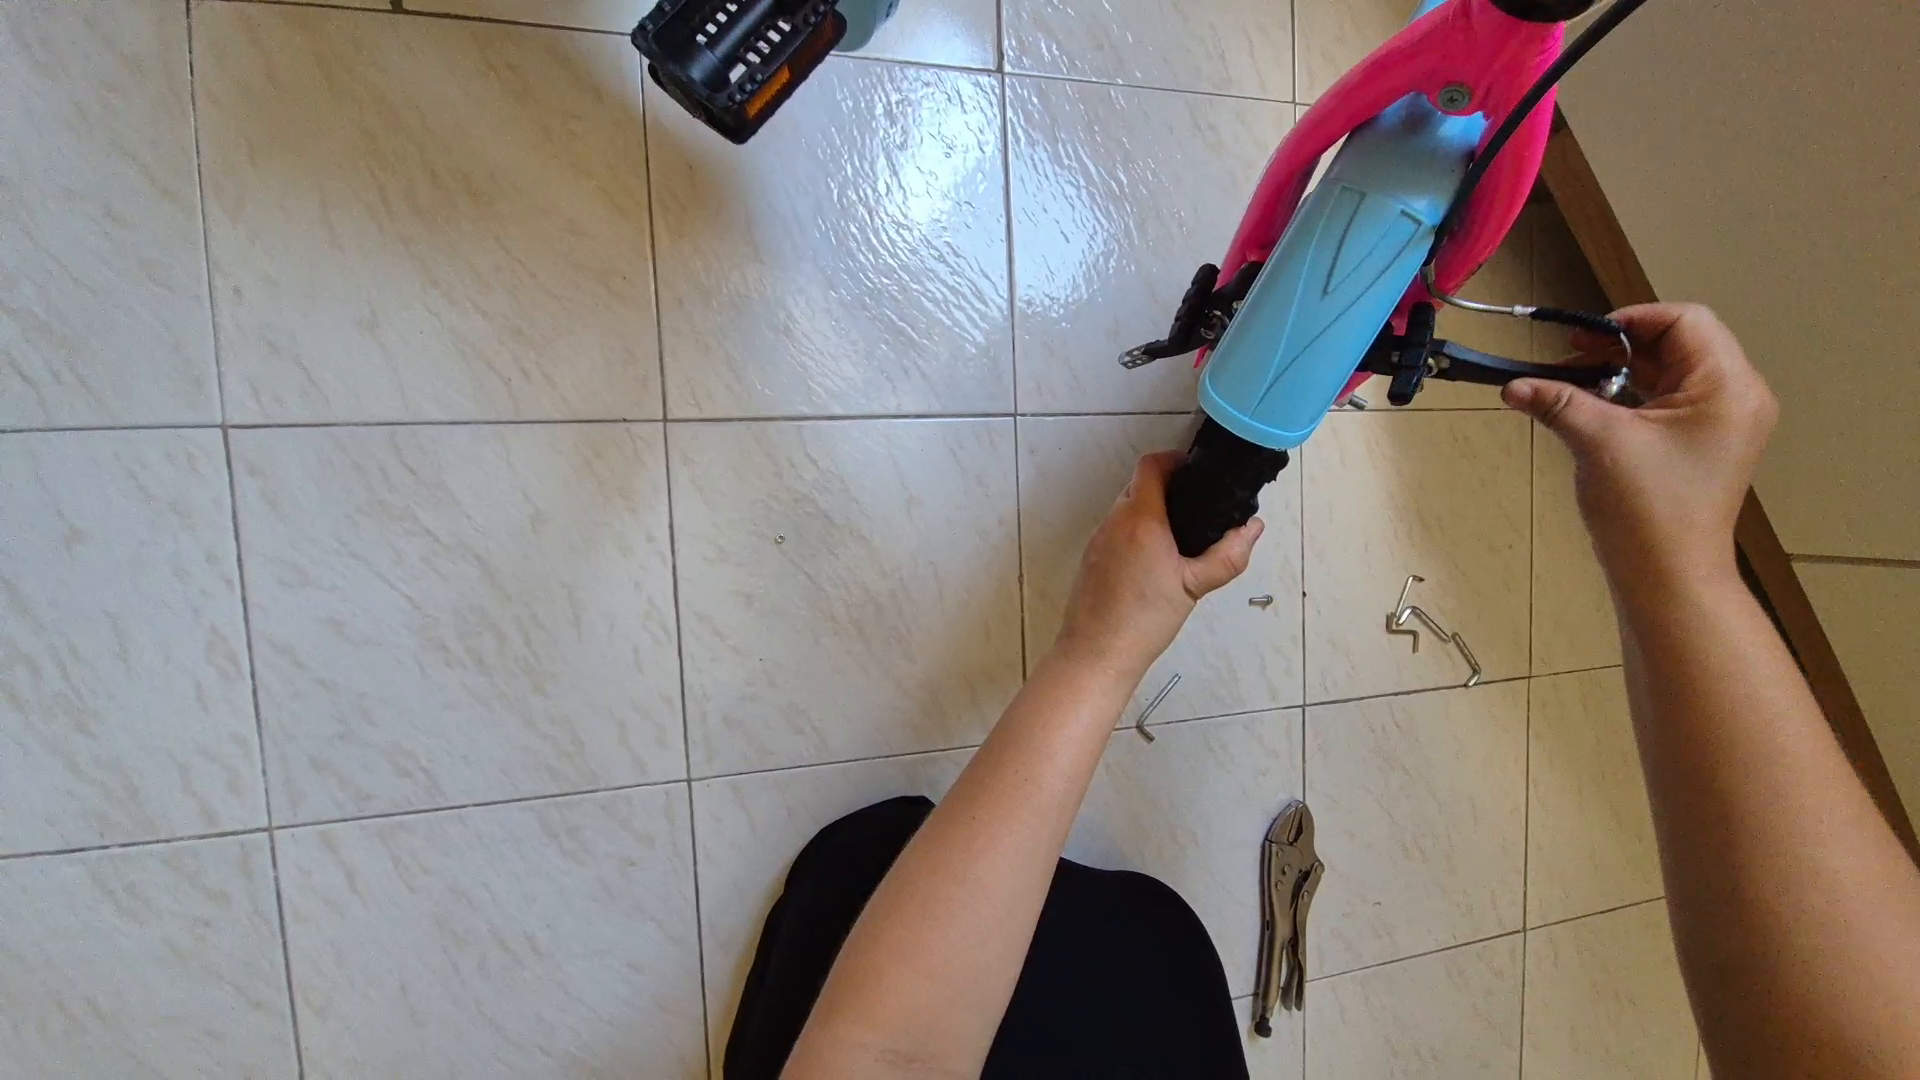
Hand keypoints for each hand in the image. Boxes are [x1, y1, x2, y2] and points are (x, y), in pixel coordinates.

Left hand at [1053, 451, 1264, 678]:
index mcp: (1139, 519)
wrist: (1096, 653)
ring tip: (1181, 534)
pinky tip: (1156, 559)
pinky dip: (1136, 531)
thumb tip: (1252, 529)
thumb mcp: (1194, 586)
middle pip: (1139, 485)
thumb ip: (1228, 555)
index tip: (1196, 471)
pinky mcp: (1091, 558)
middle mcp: (1113, 522)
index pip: (1151, 465)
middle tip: (1198, 505)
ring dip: (1152, 511)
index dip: (1174, 460)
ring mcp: (1098, 539)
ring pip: (1126, 509)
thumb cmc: (1144, 620)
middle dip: (1168, 488)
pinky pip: (1116, 530)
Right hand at [1502, 302, 1776, 592]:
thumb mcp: (1599, 442)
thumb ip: (1557, 403)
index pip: (1686, 322)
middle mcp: (1734, 396)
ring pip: (1667, 372)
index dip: (1630, 320)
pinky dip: (1625, 394)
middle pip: (1678, 344)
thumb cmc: (1646, 504)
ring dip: (1617, 370)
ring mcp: (1718, 422)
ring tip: (1569, 381)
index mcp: (1727, 386)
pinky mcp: (1697, 443)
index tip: (1578, 337)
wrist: (1666, 571)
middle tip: (1565, 356)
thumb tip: (1511, 385)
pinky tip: (1589, 405)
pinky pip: (1662, 400)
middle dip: (1617, 344)